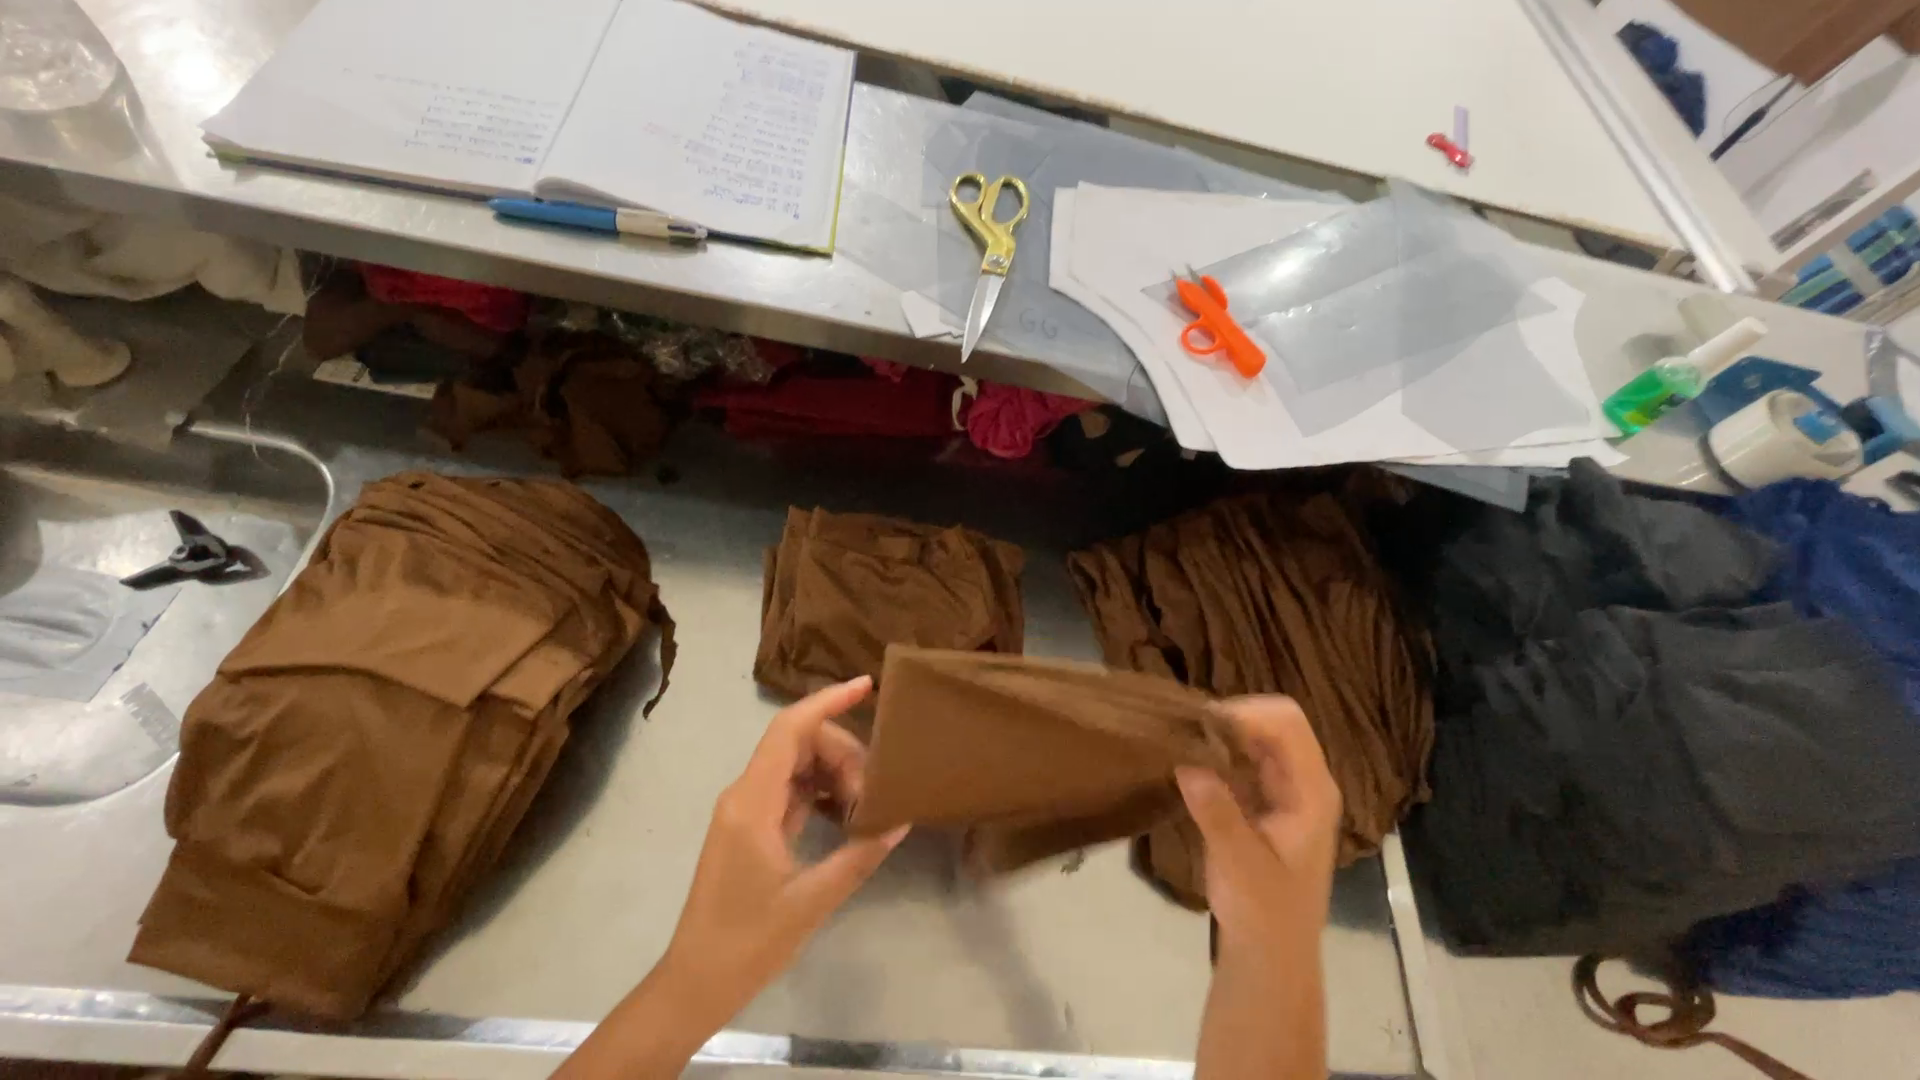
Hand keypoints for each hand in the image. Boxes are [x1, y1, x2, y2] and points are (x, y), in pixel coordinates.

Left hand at [555, 678, 907, 1079]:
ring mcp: (745, 811)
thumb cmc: (749, 942)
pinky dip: (821, 794)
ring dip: (834, 775)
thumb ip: (859, 855)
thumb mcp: (813, 900)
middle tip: (874, 797)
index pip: (790, 730)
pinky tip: (847, 816)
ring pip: (797, 767)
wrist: (696, 983)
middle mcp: (745, 795)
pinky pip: (790, 791)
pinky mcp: (750, 829)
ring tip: (866, 808)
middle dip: (842, 755)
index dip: (827, 701)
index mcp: (752, 802)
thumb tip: (899, 820)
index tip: (865, 686)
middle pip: (799, 744)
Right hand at [1177, 695, 1340, 1079]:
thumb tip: (1186, 762)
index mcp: (1312, 790)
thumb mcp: (1238, 862)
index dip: (1245, 713)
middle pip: (1272, 722)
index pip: (1287, 723)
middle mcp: (1304, 780)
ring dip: (1221, 734)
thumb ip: (1216, 810)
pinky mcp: (1265, 800)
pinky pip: (1243, 759)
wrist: (1271, 954)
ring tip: (1182, 742)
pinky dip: (1217, 753)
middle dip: (1229, 719)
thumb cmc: (1264, 911)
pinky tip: (1189, 762)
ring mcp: (1285, 789)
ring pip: (1256, 737)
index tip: (1200, 725)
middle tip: (1185, 731)